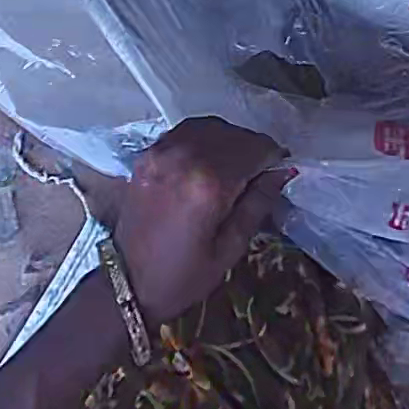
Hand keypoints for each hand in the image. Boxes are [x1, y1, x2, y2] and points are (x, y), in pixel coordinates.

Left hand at [110, 116, 288, 322]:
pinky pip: (186, 131)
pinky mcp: (148, 154)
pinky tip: (209, 159)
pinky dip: (204, 138)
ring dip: (230, 140)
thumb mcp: (231, 248)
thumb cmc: (182, 276)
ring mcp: (162, 151)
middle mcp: (185, 157)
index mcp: (209, 184)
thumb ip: (258, 203)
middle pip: (235, 134)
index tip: (279, 170)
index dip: (273, 157)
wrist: (125, 282)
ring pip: (211, 126)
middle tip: (260, 172)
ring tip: (235, 165)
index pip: (255, 148)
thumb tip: (282, 171)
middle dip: (253, 149)